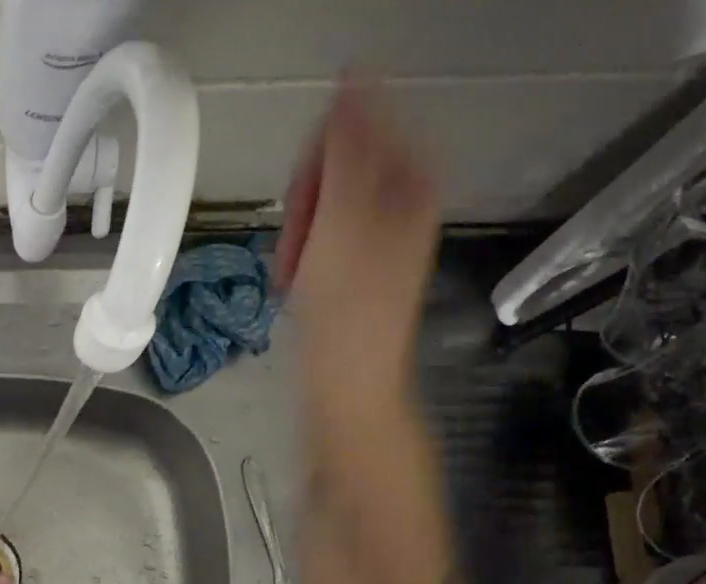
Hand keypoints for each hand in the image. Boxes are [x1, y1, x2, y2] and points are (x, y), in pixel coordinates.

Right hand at [276, 78, 438, 383]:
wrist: (345, 380)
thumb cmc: (347, 303)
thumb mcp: (344, 215)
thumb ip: (346, 147)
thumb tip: (353, 81)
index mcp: (411, 182)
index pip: (359, 128)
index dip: (320, 155)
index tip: (305, 192)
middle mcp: (398, 205)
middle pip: (335, 169)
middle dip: (304, 202)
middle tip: (300, 239)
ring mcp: (374, 240)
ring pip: (318, 208)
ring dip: (295, 235)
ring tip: (295, 271)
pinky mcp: (350, 272)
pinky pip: (314, 242)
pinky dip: (297, 259)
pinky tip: (294, 284)